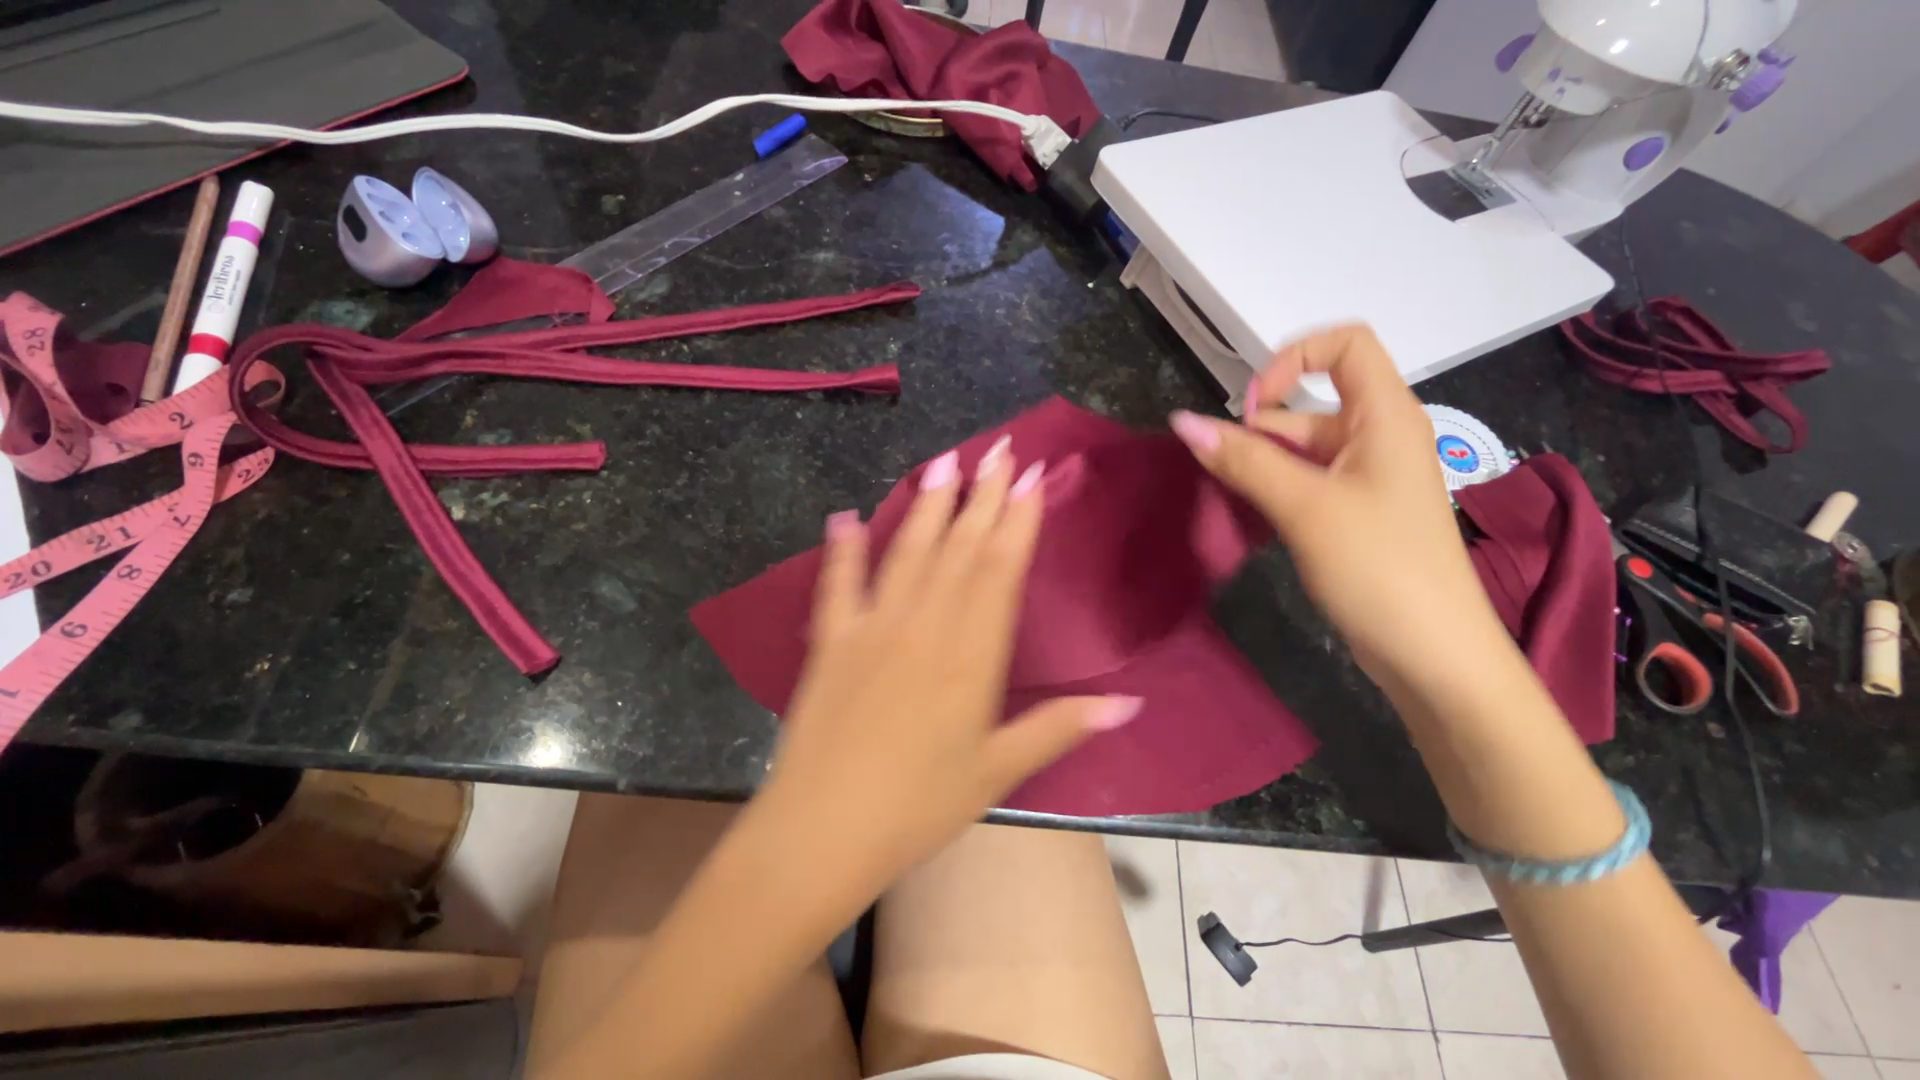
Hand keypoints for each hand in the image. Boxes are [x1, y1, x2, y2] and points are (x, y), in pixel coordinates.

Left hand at [763, 439, 1142, 878]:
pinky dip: (841, 550)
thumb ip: (1059, 728)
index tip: (1032, 477)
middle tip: (1001, 449)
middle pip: (959, 550)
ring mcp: (872, 630)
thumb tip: (1130, 703)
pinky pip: (836, 586)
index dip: (1018, 521)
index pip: (1000, 571)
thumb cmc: (920, 807)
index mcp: (970, 657)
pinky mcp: (829, 644)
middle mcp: (923, 629)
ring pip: (906, 554)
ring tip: (945, 462)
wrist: (824, 830)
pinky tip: (844, 516)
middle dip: (983, 496)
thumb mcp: (998, 772)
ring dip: (926, 507)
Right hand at [1167, 324, 1506, 691]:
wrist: (1432, 652)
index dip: (1293, 358)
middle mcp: (1380, 437)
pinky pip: (1309, 483)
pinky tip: (1252, 518)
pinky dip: (1276, 491)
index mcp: (1386, 416)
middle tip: (1225, 470)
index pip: (1346, 344)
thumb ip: (1244, 460)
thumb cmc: (1377, 565)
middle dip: (1260, 427)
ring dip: (1262, 465)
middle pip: (1312, 403)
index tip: (1251, 406)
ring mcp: (1370, 479)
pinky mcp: (1358, 514)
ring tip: (1231, 499)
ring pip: (1303, 449)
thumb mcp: (1305, 506)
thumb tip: (1182, 420)